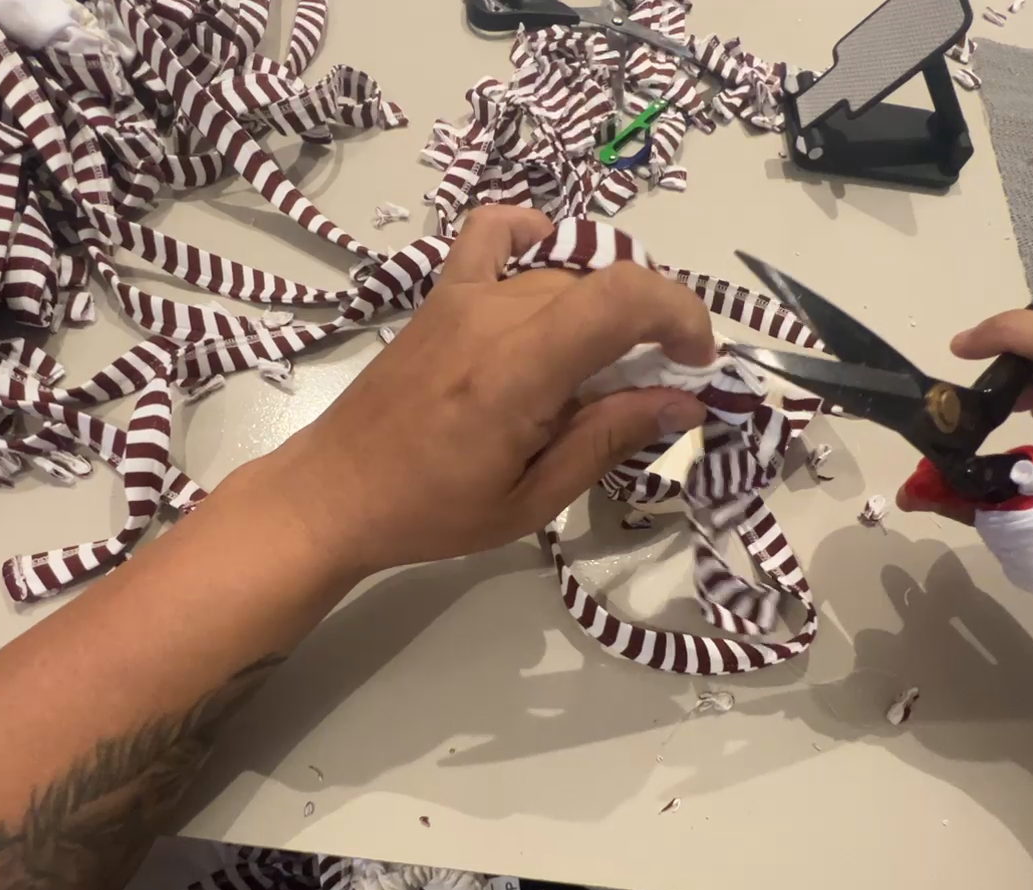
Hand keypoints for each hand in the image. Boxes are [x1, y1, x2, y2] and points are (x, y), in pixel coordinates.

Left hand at [224, 207, 715, 579]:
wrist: (336, 492)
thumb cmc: (431, 512)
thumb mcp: (530, 499)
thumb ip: (607, 440)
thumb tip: (683, 403)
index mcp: (519, 371)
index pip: (623, 297)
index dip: (680, 314)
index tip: (696, 362)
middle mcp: (493, 315)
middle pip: (601, 285)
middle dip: (647, 329)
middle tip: (644, 390)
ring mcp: (460, 297)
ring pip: (560, 272)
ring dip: (600, 308)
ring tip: (594, 366)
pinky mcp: (438, 297)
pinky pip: (492, 236)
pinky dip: (532, 237)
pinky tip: (546, 268)